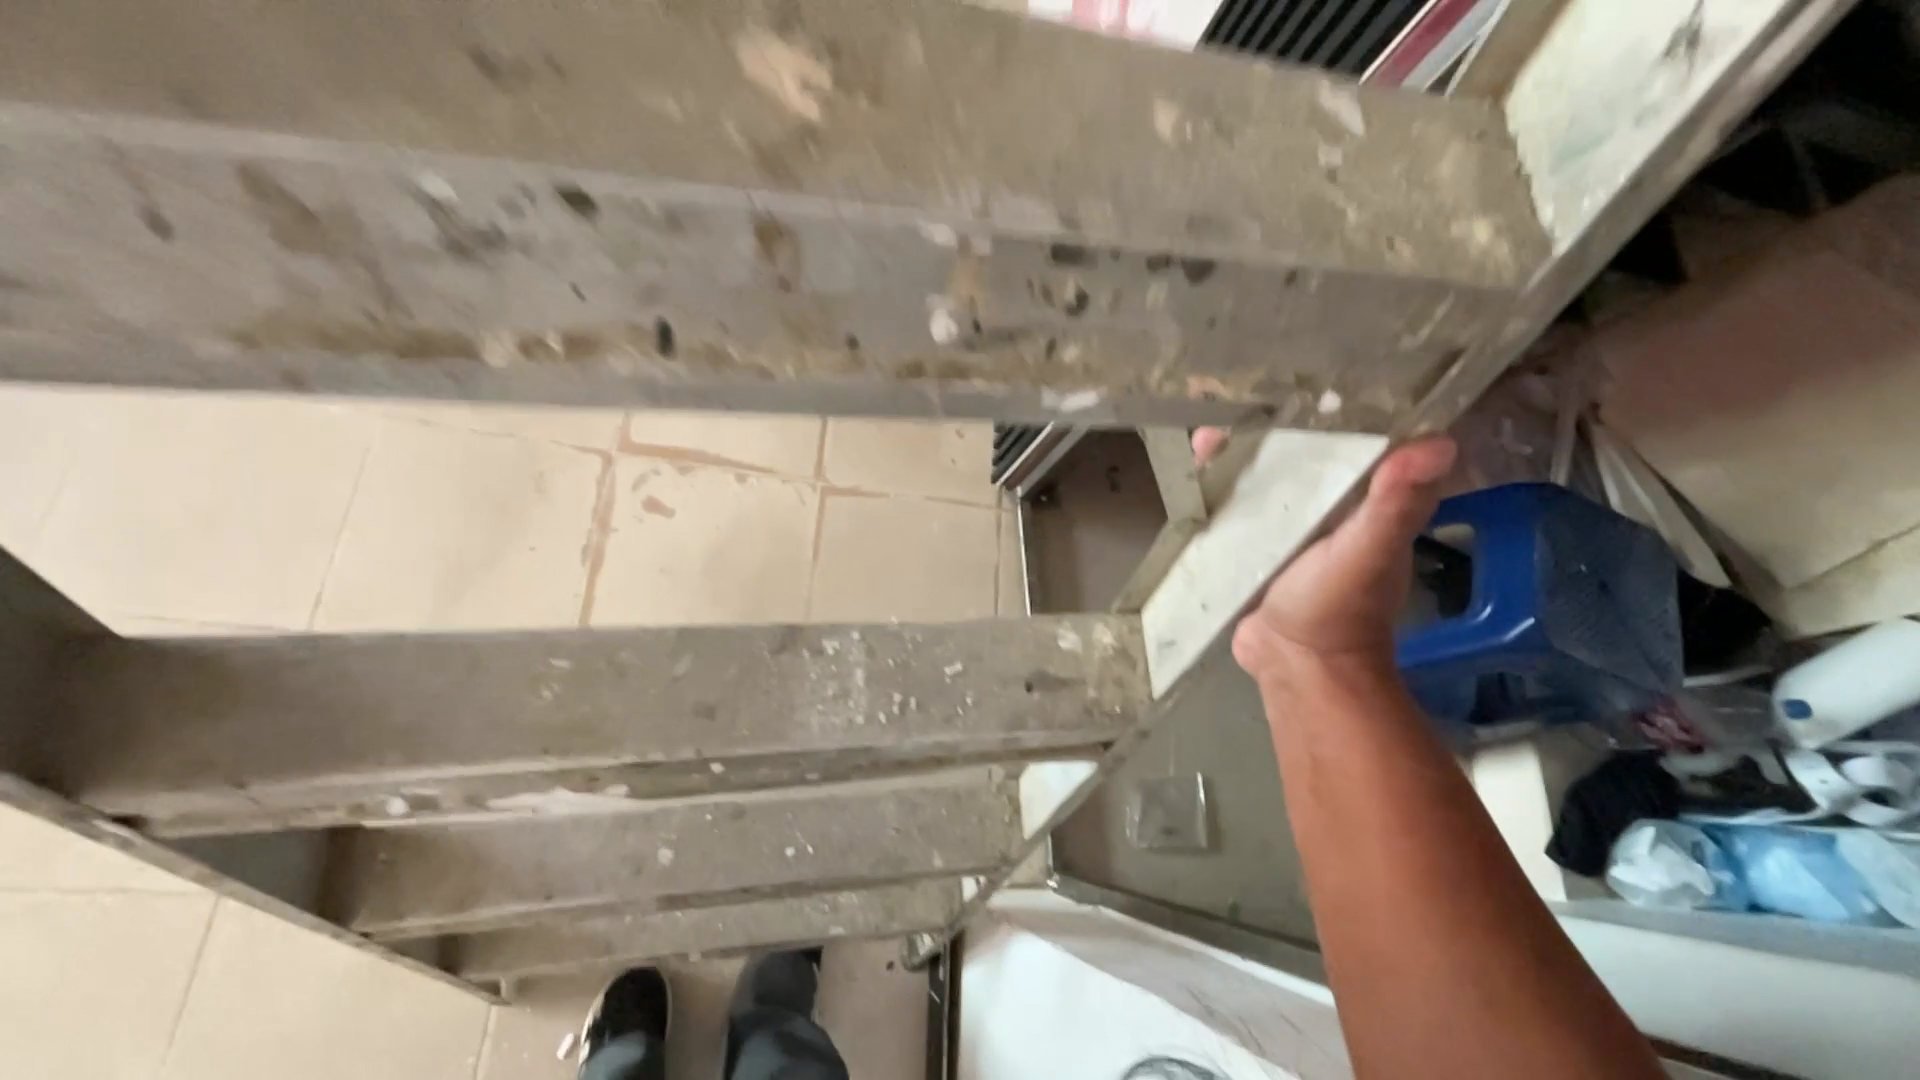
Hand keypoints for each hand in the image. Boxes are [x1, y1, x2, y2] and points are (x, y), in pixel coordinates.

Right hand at [1191, 429, 1456, 681]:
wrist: (1294, 665)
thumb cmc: (1337, 608)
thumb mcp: (1367, 552)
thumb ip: (1394, 504)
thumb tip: (1438, 443)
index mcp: (1363, 495)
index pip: (1353, 436)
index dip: (1332, 406)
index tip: (1302, 380)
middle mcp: (1328, 503)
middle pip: (1300, 451)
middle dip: (1268, 426)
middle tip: (1233, 406)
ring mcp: (1287, 524)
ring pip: (1262, 476)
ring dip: (1236, 454)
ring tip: (1203, 437)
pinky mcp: (1253, 543)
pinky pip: (1237, 506)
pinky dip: (1218, 488)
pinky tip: (1193, 474)